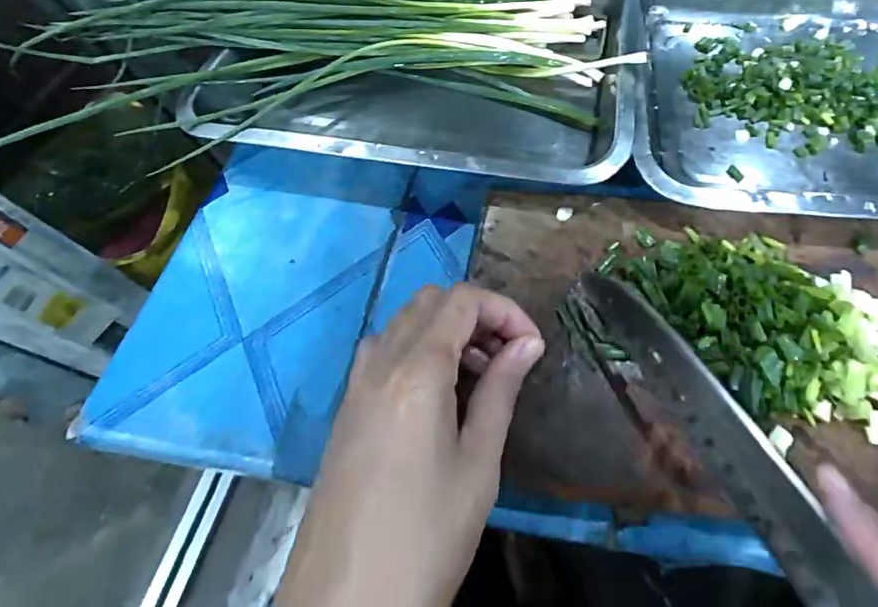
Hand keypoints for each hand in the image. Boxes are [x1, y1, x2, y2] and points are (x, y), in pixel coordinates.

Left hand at [275, 284, 545, 606]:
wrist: (344, 604)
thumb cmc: (424, 536)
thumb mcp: (477, 465)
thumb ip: (502, 391)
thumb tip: (527, 343)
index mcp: (415, 370)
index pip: (462, 300)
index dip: (505, 309)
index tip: (533, 344)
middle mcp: (380, 362)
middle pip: (431, 301)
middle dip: (476, 314)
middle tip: (507, 356)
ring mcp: (356, 383)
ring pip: (405, 320)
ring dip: (446, 329)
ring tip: (478, 375)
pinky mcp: (346, 407)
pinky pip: (384, 349)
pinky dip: (417, 348)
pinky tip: (437, 393)